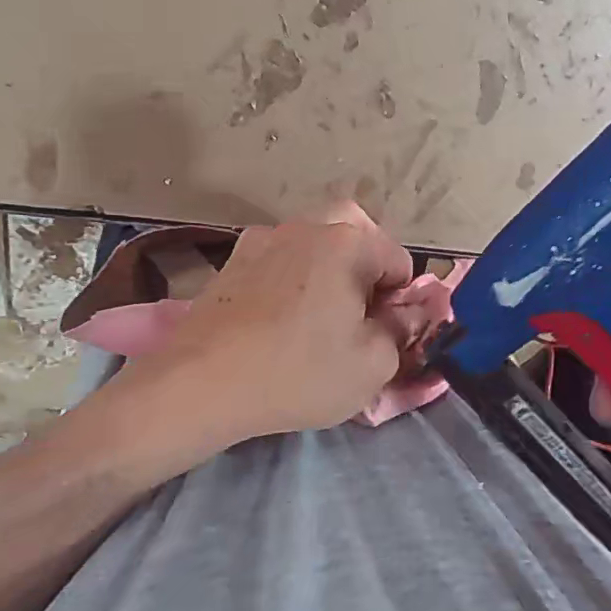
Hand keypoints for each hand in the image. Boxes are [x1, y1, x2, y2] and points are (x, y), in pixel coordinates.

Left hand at [110, 203, 413, 446]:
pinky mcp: (231, 261)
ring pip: (315, 251)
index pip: (400, 262)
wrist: (200, 383)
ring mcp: (262, 239)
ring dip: (327, 278)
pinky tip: (276, 323)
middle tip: (354, 324)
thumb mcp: (373, 364)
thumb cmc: (298, 372)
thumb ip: (404, 330)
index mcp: (348, 242)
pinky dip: (290, 285)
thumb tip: (411, 312)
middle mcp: (306, 226)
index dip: (402, 301)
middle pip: (356, 244)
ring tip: (313, 325)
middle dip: (365, 279)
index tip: (384, 335)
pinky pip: (279, 264)